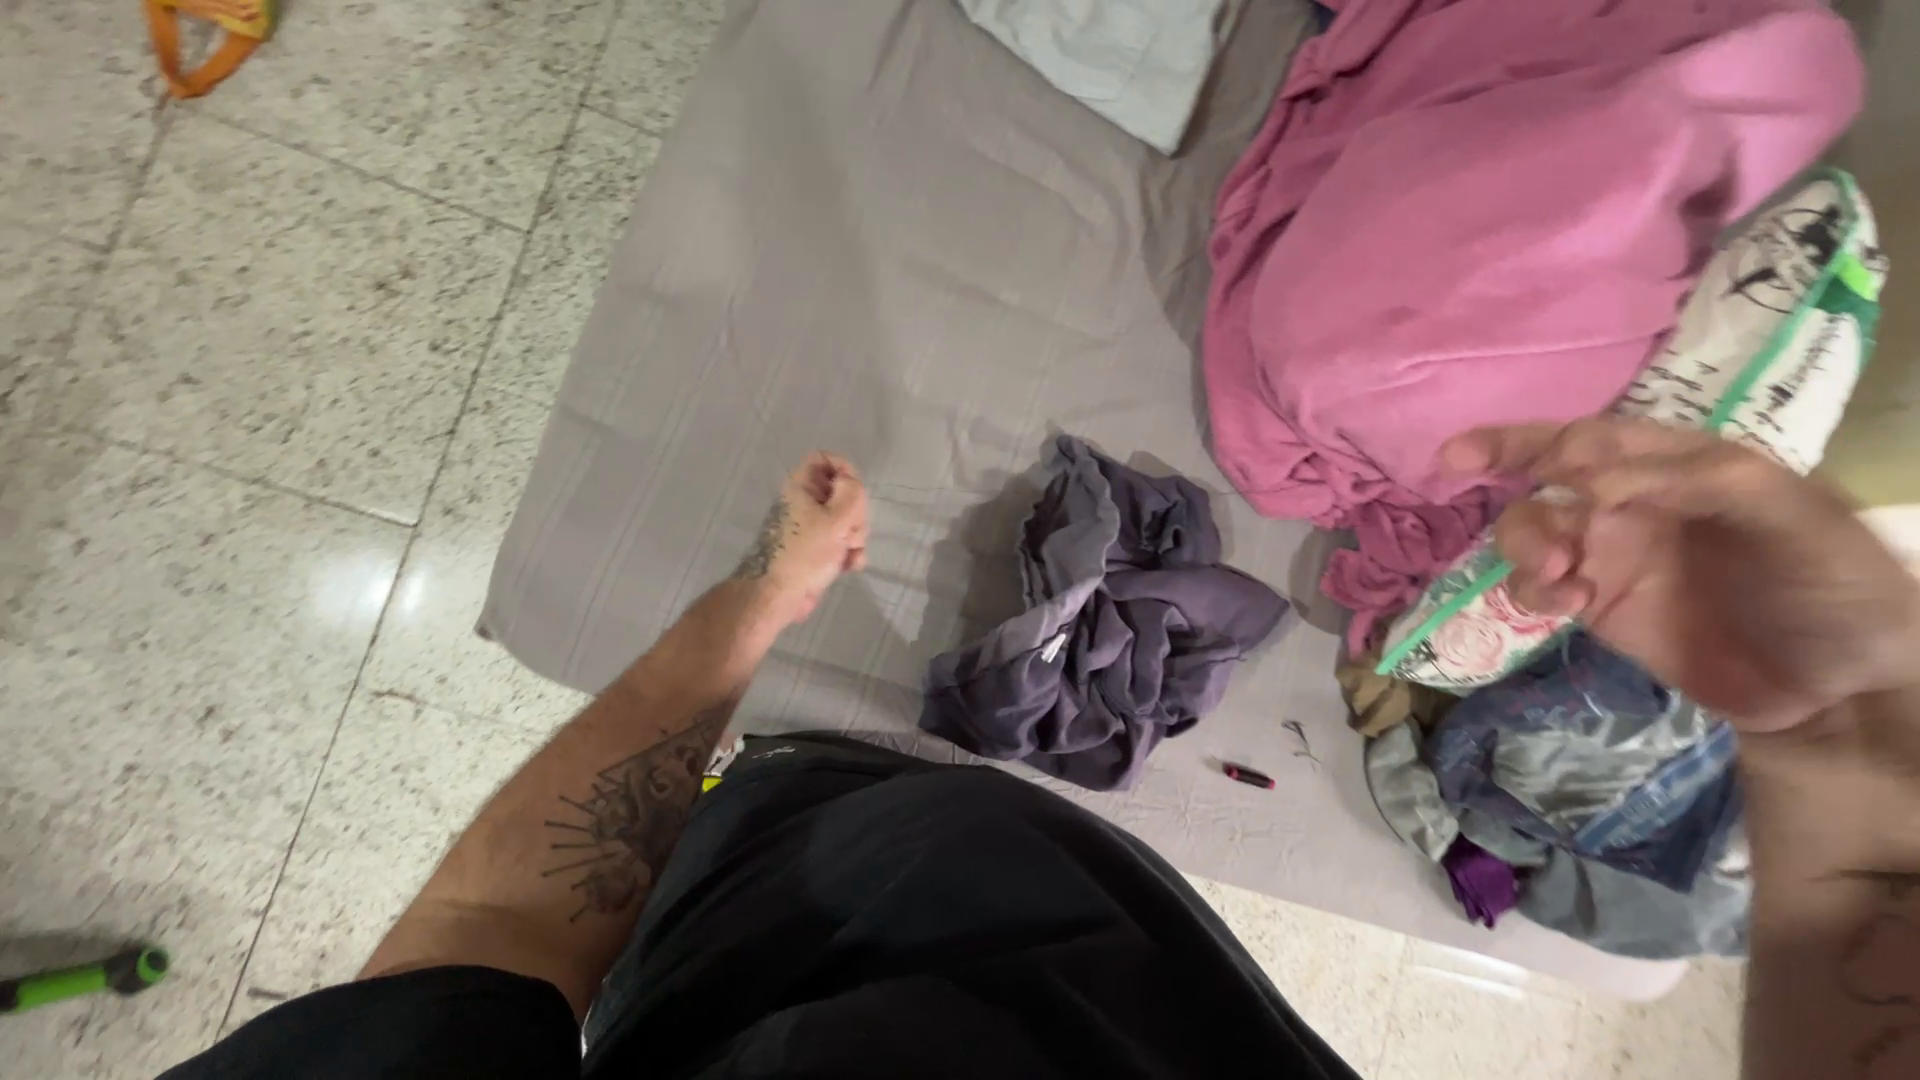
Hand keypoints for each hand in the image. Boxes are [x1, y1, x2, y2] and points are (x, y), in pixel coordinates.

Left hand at [736, 453, 868, 624]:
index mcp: (802, 487)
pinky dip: (849, 553)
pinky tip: (849, 566)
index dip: (844, 470)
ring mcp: (812, 528)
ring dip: (855, 537)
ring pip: (847, 521)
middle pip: (843, 493)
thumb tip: (851, 484)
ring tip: (848, 553)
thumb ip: (851, 492)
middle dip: (856, 514)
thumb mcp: (835, 518)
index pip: (824, 459)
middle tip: (850, 530)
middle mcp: (805, 504)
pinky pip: (842, 543)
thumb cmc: (804, 553)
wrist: (778, 595)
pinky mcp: (817, 551)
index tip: (854, 492)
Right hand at [1442, 417, 1919, 732]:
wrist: (1837, 690)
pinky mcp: (1591, 604)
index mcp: (1676, 467)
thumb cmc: (1829, 586)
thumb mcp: (1787, 516)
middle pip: (1541, 474)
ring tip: (1556, 574)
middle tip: (1462, 471)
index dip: (1533, 441)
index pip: (1590, 438)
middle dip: (1503, 473)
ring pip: (1528, 530)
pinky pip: (1534, 586)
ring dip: (1524, 545)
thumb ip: (1694, 481)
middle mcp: (1629, 503)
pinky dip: (1533, 591)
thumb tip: (1586, 481)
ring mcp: (1605, 555)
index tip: (1493, 462)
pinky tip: (1565, 606)